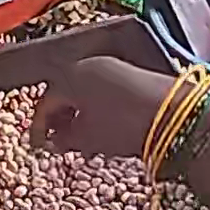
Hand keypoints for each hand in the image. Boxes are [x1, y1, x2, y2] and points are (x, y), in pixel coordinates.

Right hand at [29, 55, 178, 158]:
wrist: (171, 114)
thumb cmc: (123, 125)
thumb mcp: (86, 138)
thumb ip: (63, 138)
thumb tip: (53, 139)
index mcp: (70, 77)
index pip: (45, 103)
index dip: (39, 127)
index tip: (38, 144)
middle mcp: (87, 65)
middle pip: (63, 92)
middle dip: (58, 117)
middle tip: (56, 140)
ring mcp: (110, 67)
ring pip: (81, 90)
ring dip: (75, 112)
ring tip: (76, 136)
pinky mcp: (128, 73)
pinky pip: (99, 89)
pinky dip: (92, 106)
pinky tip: (96, 124)